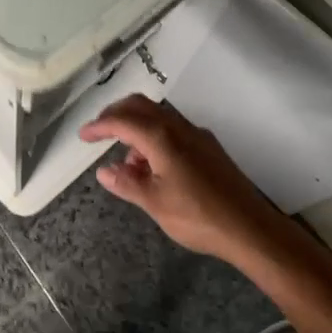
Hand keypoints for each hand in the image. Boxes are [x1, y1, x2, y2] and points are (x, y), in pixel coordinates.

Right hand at [78, 94, 285, 262]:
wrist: (248, 226)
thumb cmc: (197, 216)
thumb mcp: (155, 204)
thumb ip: (127, 184)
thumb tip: (104, 171)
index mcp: (162, 137)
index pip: (122, 121)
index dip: (99, 126)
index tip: (83, 135)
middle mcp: (178, 127)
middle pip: (141, 106)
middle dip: (117, 115)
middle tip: (100, 133)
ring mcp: (196, 134)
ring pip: (158, 117)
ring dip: (137, 129)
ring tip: (128, 164)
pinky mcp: (208, 146)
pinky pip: (173, 129)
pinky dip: (155, 138)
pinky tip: (154, 167)